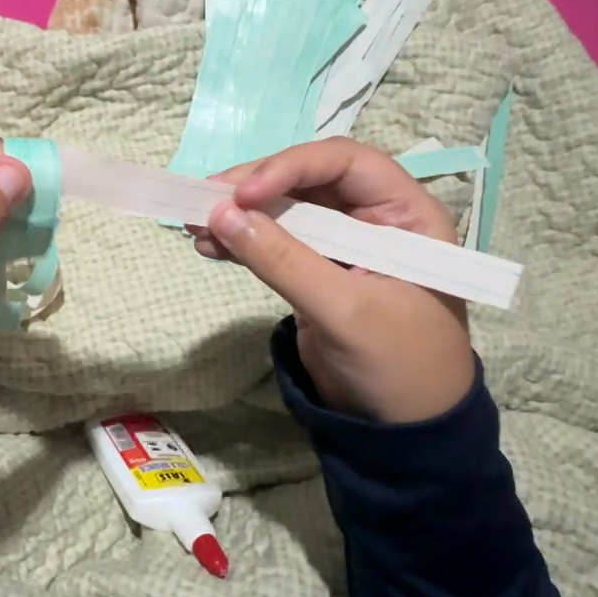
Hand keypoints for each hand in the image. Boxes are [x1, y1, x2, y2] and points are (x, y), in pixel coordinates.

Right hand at [188, 138, 473, 422]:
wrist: (402, 433)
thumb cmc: (397, 366)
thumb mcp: (344, 311)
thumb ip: (284, 260)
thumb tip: (220, 214)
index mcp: (404, 214)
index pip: (345, 163)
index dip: (290, 167)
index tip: (242, 193)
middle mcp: (373, 218)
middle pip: (306, 180)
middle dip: (253, 188)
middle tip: (201, 200)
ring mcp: (340, 244)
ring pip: (282, 210)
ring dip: (238, 214)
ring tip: (193, 224)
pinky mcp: (313, 270)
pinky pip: (272, 241)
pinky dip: (239, 241)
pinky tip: (208, 245)